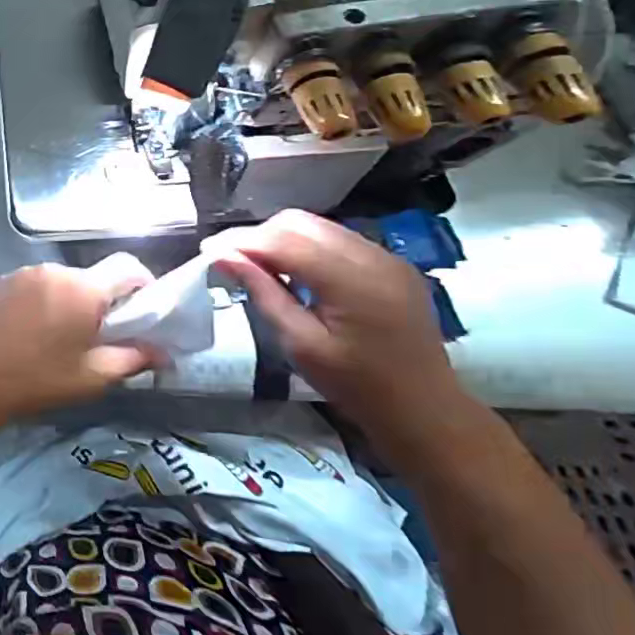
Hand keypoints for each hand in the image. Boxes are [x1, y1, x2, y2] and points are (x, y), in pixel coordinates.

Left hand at [0, 257, 159, 448]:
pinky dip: (47, 302)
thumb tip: (163, 352)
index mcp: (83, 287)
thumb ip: (133, 358)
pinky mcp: (2, 282)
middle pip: (94, 277)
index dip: (143, 287)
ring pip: (64, 282)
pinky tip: (35, 332)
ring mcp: (24, 273)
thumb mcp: (92, 376)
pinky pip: (38, 285)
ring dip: (73, 302)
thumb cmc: (36, 379)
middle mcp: (54, 270)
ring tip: (64, 339)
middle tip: (103, 337)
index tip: (143, 315)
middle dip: (105, 302)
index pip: (128, 268)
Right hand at [201, 209, 470, 460]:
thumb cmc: (356, 385)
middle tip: (231, 259)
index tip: (209, 250)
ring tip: (257, 264)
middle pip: (300, 223)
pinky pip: (337, 239)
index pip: (283, 240)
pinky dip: (306, 246)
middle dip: (259, 235)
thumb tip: (221, 256)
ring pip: (318, 226)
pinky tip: (293, 271)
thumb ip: (262, 292)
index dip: (241, 240)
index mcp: (352, 281)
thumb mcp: (300, 343)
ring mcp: (386, 258)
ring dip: (281, 238)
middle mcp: (372, 258)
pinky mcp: (391, 265)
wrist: (425, 410)